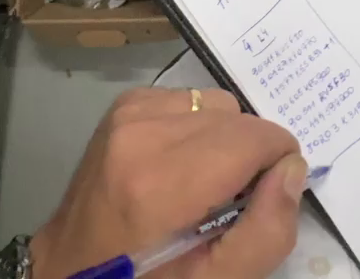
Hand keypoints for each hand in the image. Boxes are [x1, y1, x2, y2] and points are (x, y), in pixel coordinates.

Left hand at [31, 87, 306, 278]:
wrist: (67, 270)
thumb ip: (264, 233)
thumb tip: (292, 168)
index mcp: (159, 182)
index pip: (251, 138)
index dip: (277, 163)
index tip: (269, 196)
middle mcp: (141, 132)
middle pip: (236, 118)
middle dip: (250, 155)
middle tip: (232, 203)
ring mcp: (128, 112)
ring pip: (215, 104)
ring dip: (223, 139)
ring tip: (202, 185)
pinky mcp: (123, 104)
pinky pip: (189, 99)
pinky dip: (197, 127)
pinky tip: (179, 164)